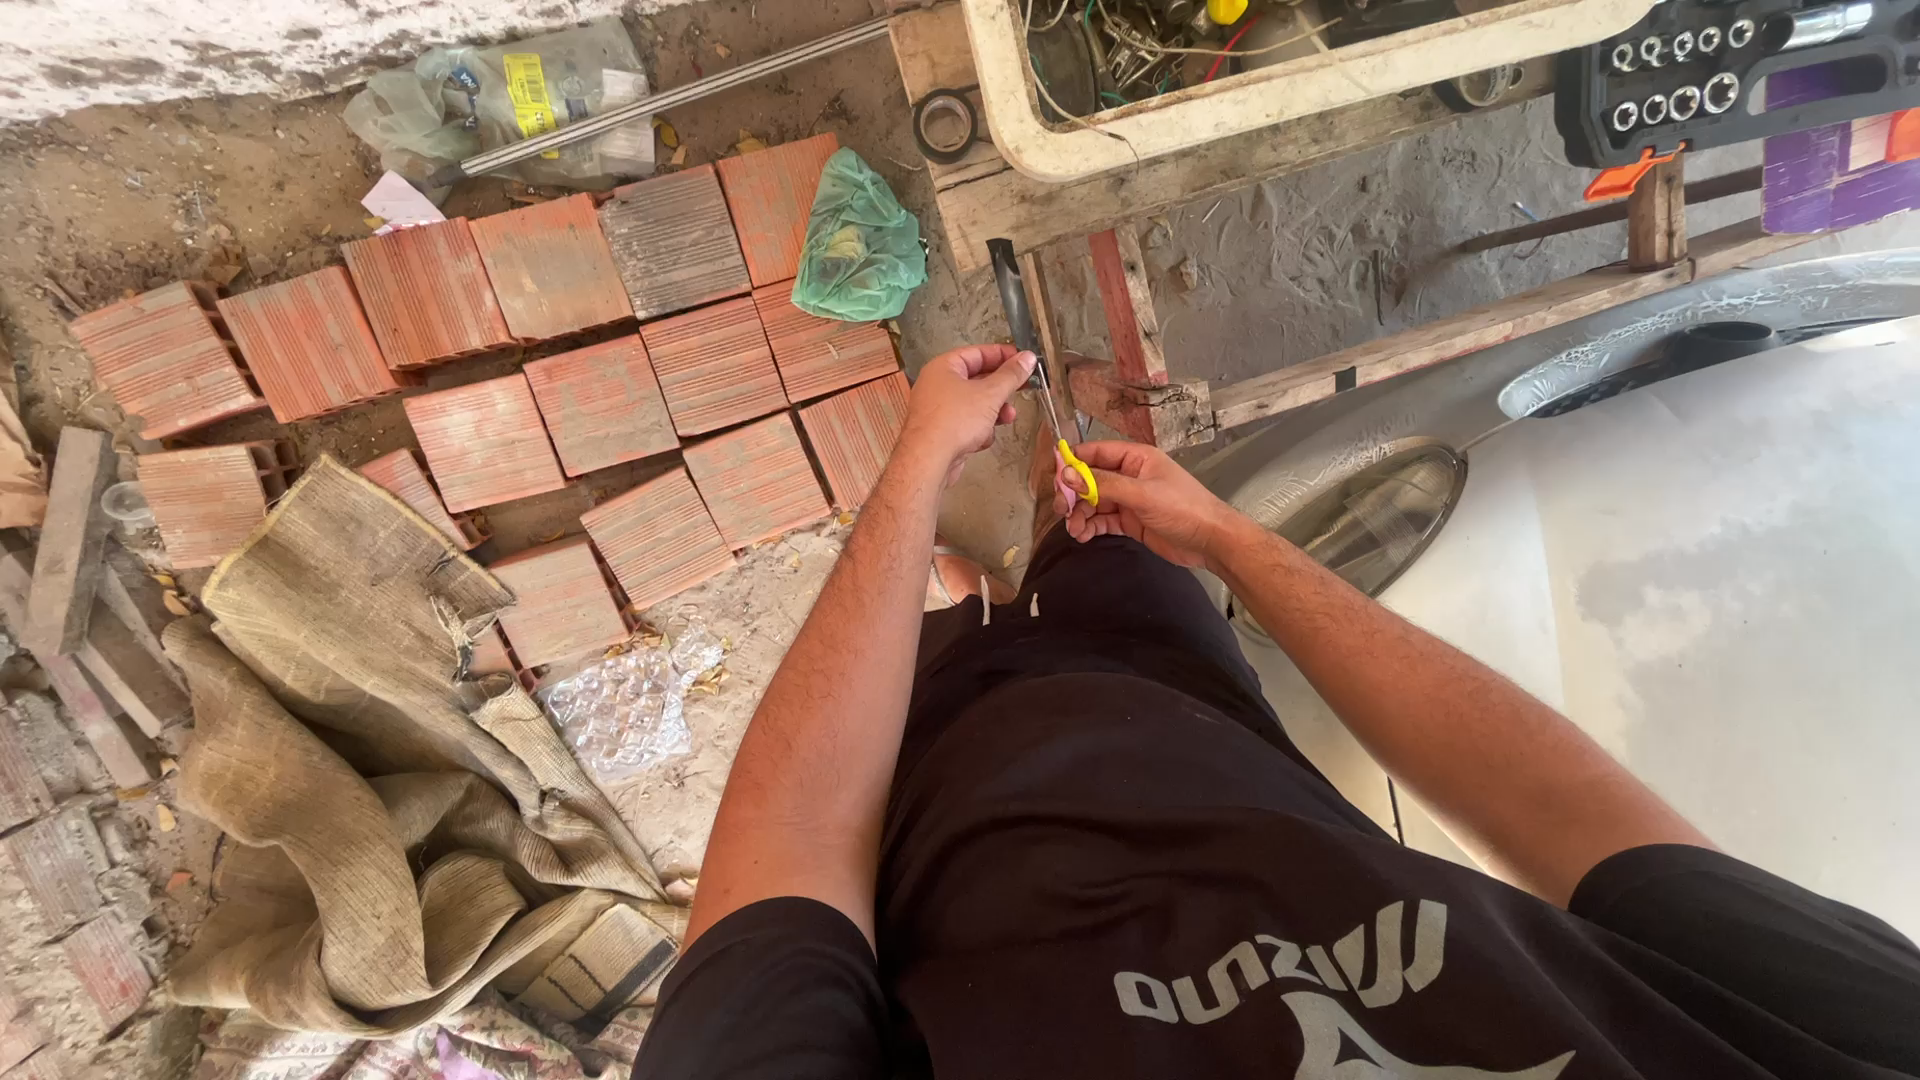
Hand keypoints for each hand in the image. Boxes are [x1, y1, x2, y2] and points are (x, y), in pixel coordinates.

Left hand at [899, 345, 1036, 487]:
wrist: (929, 460)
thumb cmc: (950, 422)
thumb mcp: (990, 394)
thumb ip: (1011, 375)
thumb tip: (1026, 359)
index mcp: (944, 368)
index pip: (977, 353)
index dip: (1003, 355)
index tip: (1022, 360)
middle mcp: (938, 386)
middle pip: (977, 379)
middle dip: (1001, 388)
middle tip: (1022, 386)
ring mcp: (939, 410)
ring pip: (975, 405)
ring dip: (994, 412)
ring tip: (1008, 417)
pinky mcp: (942, 432)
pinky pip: (967, 425)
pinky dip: (979, 430)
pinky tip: (983, 438)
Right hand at [1058, 441, 1241, 569]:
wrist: (1211, 541)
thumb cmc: (1183, 508)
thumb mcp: (1142, 494)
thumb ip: (1103, 484)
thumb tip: (1067, 475)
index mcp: (1135, 458)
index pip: (1095, 453)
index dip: (1072, 463)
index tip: (1054, 478)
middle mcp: (1129, 475)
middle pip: (1089, 479)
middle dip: (1073, 494)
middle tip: (1061, 510)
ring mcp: (1128, 499)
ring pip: (1093, 502)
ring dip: (1079, 515)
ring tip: (1074, 530)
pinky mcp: (1129, 521)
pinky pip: (1102, 520)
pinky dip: (1090, 527)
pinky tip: (1083, 535)